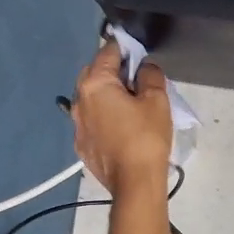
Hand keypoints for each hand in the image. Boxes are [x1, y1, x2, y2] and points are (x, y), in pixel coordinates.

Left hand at [68, 41, 172, 200]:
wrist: (134, 184)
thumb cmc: (147, 138)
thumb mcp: (157, 100)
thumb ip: (150, 75)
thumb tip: (144, 67)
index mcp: (95, 84)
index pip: (108, 52)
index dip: (126, 48)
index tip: (140, 55)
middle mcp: (78, 100)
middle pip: (94, 73)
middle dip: (113, 71)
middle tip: (137, 81)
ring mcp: (76, 125)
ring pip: (90, 99)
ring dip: (106, 96)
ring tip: (129, 106)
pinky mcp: (81, 145)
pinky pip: (91, 121)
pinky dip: (103, 117)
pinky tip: (120, 128)